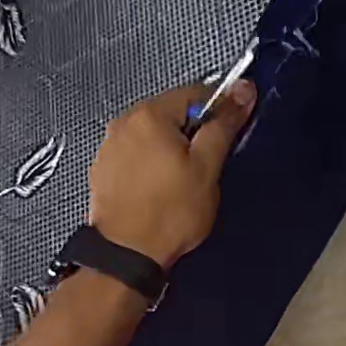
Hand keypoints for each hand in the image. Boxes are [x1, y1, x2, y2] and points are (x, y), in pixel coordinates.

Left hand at [87, 79, 255, 269]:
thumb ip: (224, 124)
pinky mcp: (103, 170)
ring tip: (183, 183)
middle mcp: (123, 123)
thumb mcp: (207, 166)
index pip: (195, 93)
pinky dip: (152, 166)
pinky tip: (161, 191)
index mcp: (150, 115)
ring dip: (172, 150)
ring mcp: (109, 147)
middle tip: (207, 166)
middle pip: (172, 114)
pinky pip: (137, 156)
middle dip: (193, 134)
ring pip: (154, 136)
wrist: (127, 255)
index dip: (219, 113)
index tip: (228, 137)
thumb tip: (243, 90)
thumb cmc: (170, 212)